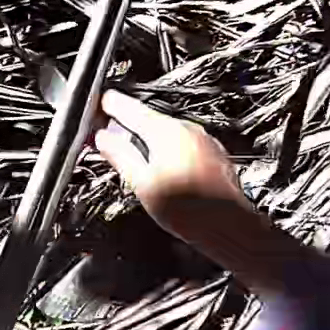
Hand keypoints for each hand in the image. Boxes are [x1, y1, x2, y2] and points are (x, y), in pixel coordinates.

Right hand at [93, 90, 320, 297]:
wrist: (228, 226)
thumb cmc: (186, 209)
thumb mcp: (141, 183)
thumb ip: (120, 155)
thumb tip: (104, 138)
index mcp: (165, 132)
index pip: (131, 109)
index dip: (112, 105)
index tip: (102, 102)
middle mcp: (187, 129)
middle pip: (150, 119)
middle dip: (129, 125)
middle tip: (111, 134)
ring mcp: (203, 140)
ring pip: (168, 132)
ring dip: (149, 139)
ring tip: (135, 156)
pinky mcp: (213, 153)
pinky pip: (183, 143)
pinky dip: (168, 148)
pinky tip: (162, 168)